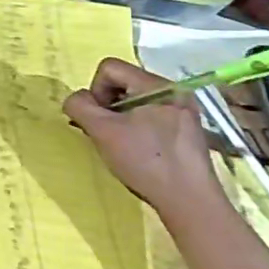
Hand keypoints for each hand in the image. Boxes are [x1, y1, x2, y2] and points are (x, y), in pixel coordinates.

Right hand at [63, 58, 222, 224]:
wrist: (190, 199)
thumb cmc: (145, 160)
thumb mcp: (100, 129)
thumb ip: (79, 105)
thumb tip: (78, 99)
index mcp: (160, 87)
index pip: (110, 68)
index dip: (95, 89)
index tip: (101, 116)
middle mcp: (177, 92)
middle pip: (122, 83)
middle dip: (107, 104)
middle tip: (107, 130)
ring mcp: (185, 111)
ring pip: (134, 100)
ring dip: (118, 117)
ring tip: (121, 141)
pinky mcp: (188, 128)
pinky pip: (150, 114)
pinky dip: (134, 125)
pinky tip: (137, 147)